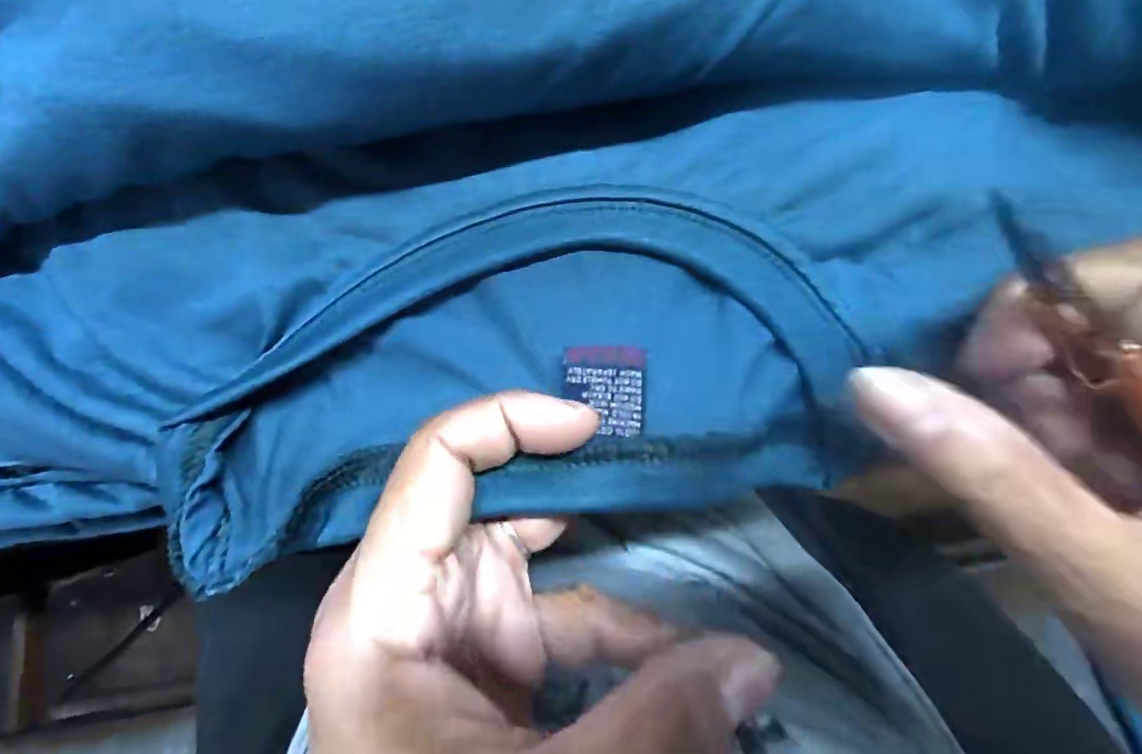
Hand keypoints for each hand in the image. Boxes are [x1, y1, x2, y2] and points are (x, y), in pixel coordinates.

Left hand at [303, 391, 781, 751]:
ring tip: (682, 544)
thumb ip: (655, 721)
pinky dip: (622, 632)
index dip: (510, 420)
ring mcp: (454, 626)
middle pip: (491, 496)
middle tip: (644, 460)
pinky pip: (561, 618)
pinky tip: (685, 660)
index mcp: (385, 605)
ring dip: (615, 565)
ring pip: (537, 556)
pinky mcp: (490, 661)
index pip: (438, 461)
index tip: (589, 425)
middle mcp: (412, 596)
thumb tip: (756, 663)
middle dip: (574, 481)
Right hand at [853, 235, 1141, 753]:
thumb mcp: (1134, 607)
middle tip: (1042, 461)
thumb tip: (869, 384)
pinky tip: (1137, 493)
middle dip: (1062, 373)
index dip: (1045, 305)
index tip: (987, 382)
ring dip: (1092, 410)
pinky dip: (1132, 432)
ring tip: (1099, 495)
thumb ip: (994, 480)